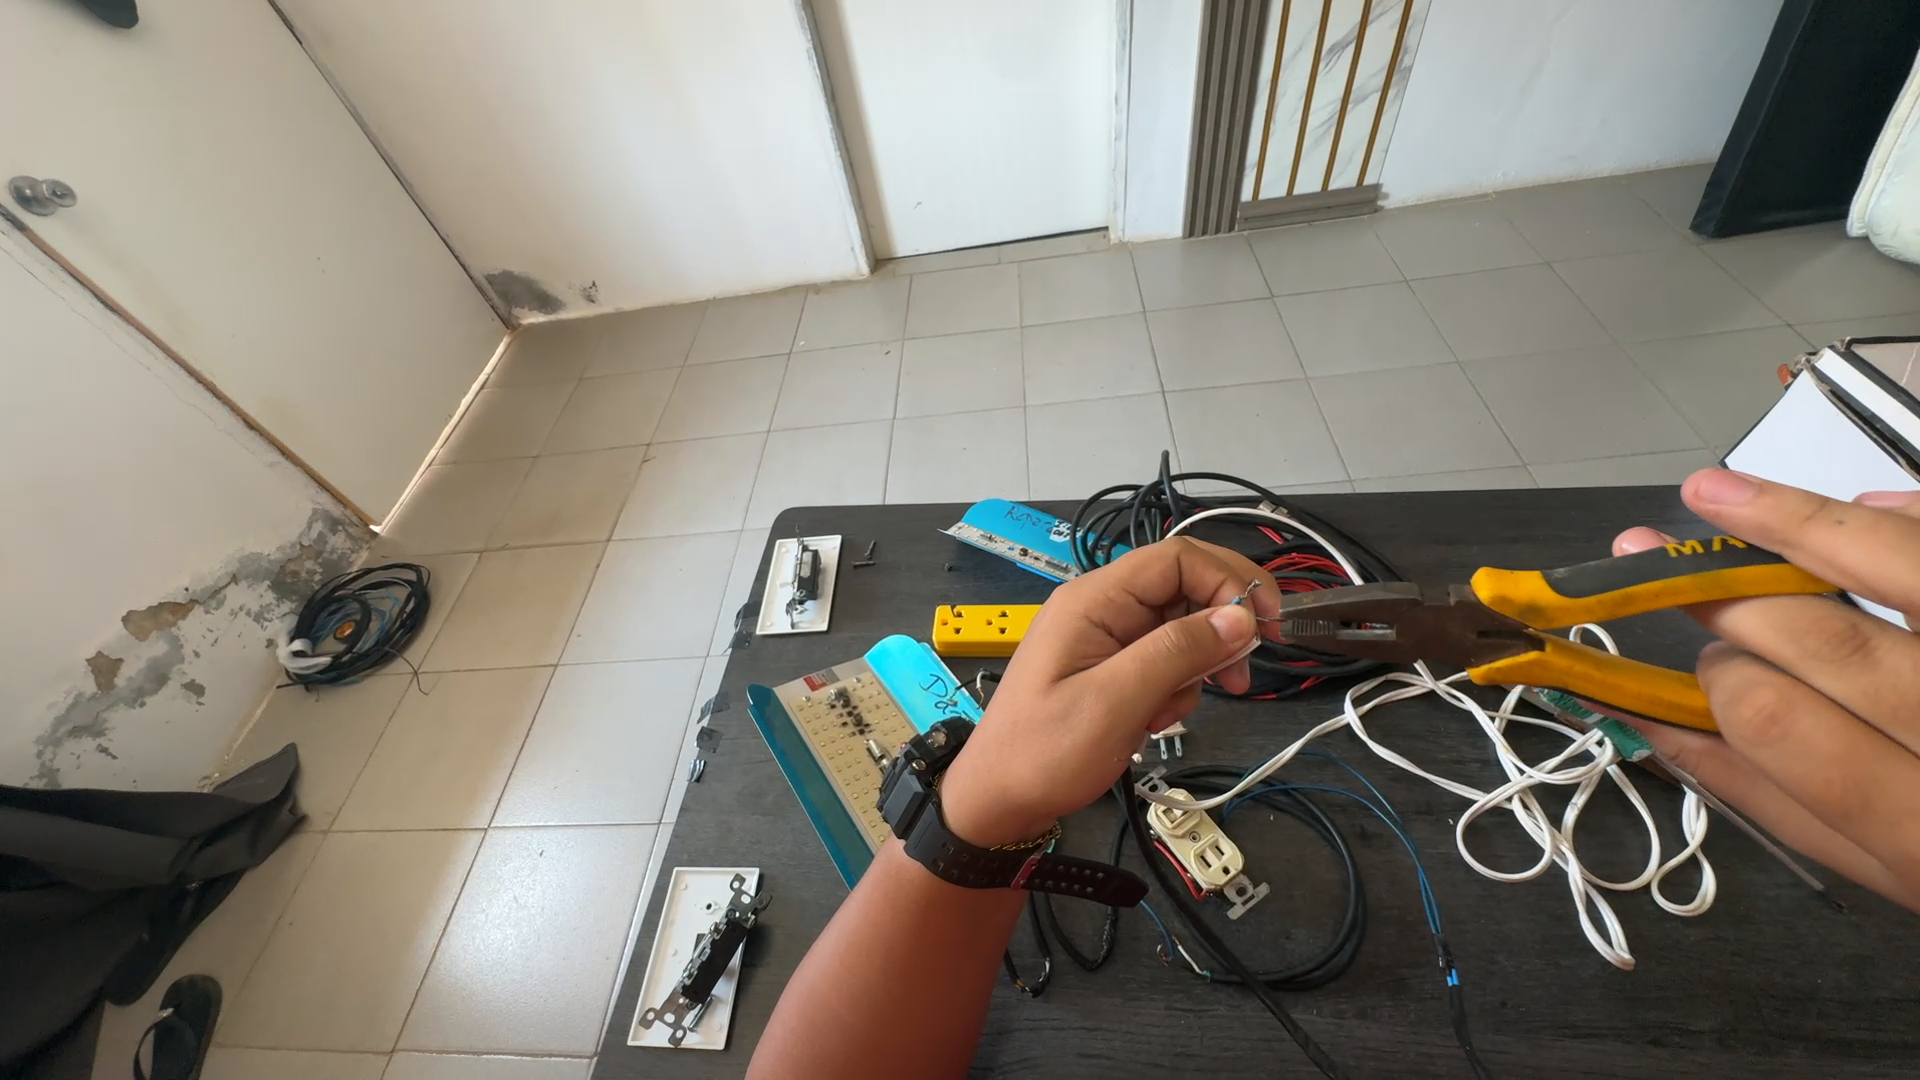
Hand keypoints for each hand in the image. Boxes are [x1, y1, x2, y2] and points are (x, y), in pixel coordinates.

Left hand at [938, 537, 1274, 846]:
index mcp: (1094, 598)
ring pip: (1179, 628)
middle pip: (1182, 589)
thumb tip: (1241, 615)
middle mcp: (1101, 606)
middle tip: (1239, 676)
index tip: (1265, 627)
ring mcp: (1105, 636)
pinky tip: (1150, 720)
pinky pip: (1162, 660)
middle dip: (1217, 630)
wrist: (999, 797)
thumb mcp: (1115, 702)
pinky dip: (1172, 688)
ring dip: (1191, 670)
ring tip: (1162, 714)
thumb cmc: (1046, 751)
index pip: (1176, 557)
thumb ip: (1177, 652)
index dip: (1229, 580)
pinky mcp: (1110, 665)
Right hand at [1613, 468, 1919, 909]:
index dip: (1716, 673)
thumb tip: (1629, 710)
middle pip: (1824, 643)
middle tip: (1680, 574)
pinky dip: (1902, 523)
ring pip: (1910, 572)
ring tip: (1712, 490)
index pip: (1768, 714)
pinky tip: (1873, 503)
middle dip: (1731, 602)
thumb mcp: (1885, 865)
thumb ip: (1758, 792)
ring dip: (1795, 523)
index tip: (1704, 659)